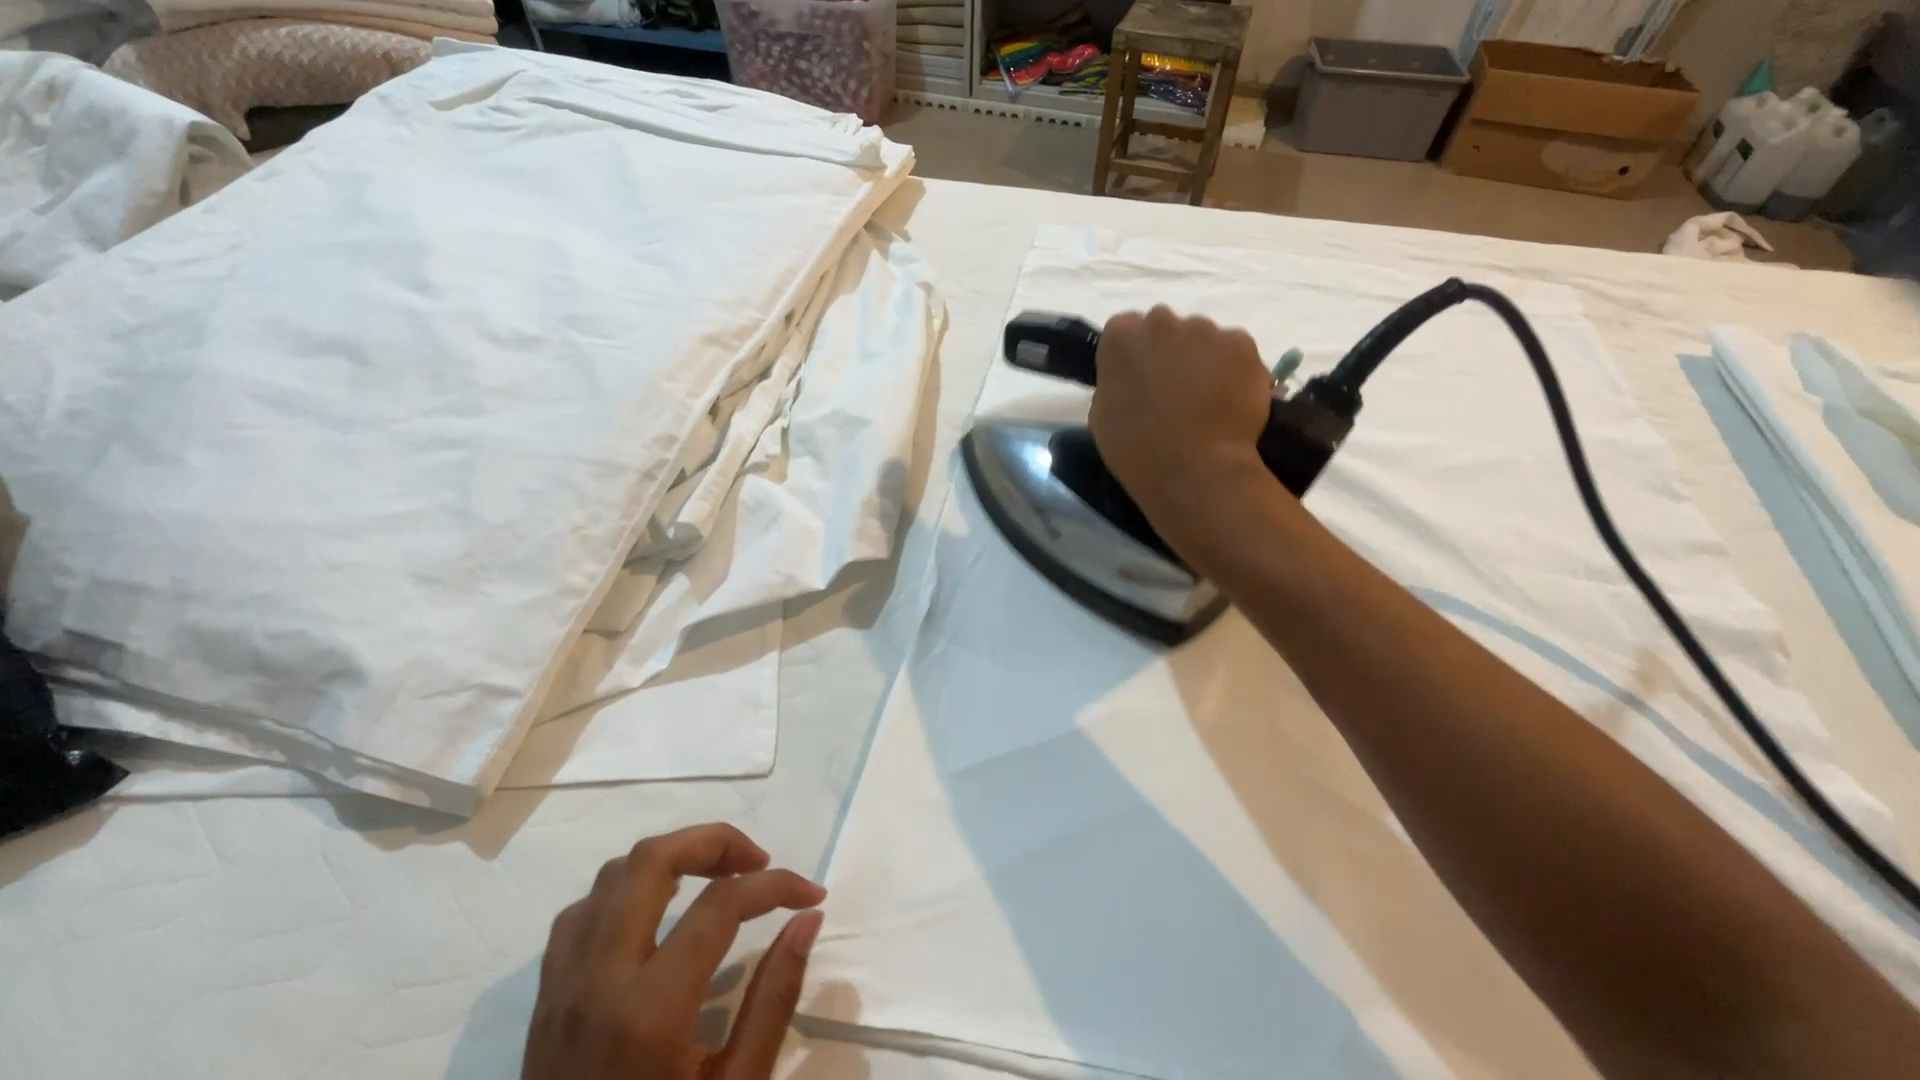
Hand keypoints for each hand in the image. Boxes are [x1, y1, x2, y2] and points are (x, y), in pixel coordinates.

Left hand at [524, 823, 826, 1079]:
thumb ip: (774, 998)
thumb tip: (807, 920)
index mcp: (651, 1010)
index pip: (719, 906)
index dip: (775, 886)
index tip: (811, 895)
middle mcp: (598, 979)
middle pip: (650, 861)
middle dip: (714, 842)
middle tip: (758, 861)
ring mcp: (562, 982)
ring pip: (611, 875)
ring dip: (670, 860)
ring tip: (715, 878)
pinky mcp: (544, 993)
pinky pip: (582, 910)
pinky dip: (626, 891)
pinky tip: (657, 913)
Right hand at [1090, 306, 1276, 525]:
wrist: (1196, 470)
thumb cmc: (1137, 450)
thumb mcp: (1102, 416)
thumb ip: (1115, 382)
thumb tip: (1134, 378)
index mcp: (1120, 338)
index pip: (1124, 329)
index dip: (1134, 354)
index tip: (1140, 378)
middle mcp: (1162, 322)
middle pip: (1164, 327)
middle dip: (1168, 351)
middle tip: (1174, 389)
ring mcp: (1206, 330)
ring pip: (1202, 338)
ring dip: (1202, 359)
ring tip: (1207, 399)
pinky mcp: (1242, 344)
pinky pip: (1234, 350)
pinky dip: (1233, 369)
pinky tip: (1230, 400)